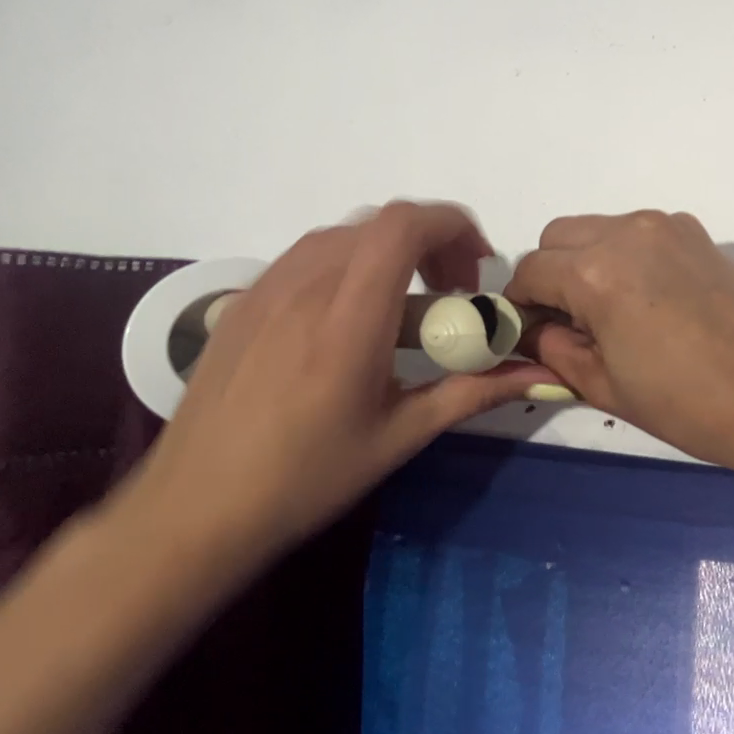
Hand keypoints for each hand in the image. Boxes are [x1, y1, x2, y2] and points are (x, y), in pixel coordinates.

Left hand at [119, 202, 561, 564]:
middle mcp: (306, 288)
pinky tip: (353, 316)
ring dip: (392, 249)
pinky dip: (351, 262)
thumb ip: (474, 392)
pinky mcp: (243, 302)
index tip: (476, 272)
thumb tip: (541, 372)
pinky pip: (308, 254)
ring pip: (345, 233)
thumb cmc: (306, 479)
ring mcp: (267, 289)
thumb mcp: (401, 437)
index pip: (403, 227)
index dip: (453, 226)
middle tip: (454, 293)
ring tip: (408, 304)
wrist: (192, 511)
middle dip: (434, 241)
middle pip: (382, 222)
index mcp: (348, 320)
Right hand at [505, 211, 733, 471]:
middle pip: (560, 237)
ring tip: (614, 317)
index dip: (520, 306)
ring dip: (590, 262)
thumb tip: (534, 330)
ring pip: (603, 230)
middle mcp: (631, 232)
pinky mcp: (703, 237)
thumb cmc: (689, 405)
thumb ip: (555, 348)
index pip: (529, 271)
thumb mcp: (605, 386)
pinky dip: (631, 258)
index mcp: (597, 270)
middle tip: (570, 326)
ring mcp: (672, 228)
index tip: (529, 336)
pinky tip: (654, 305)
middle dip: (551, 275)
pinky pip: (644, 236)